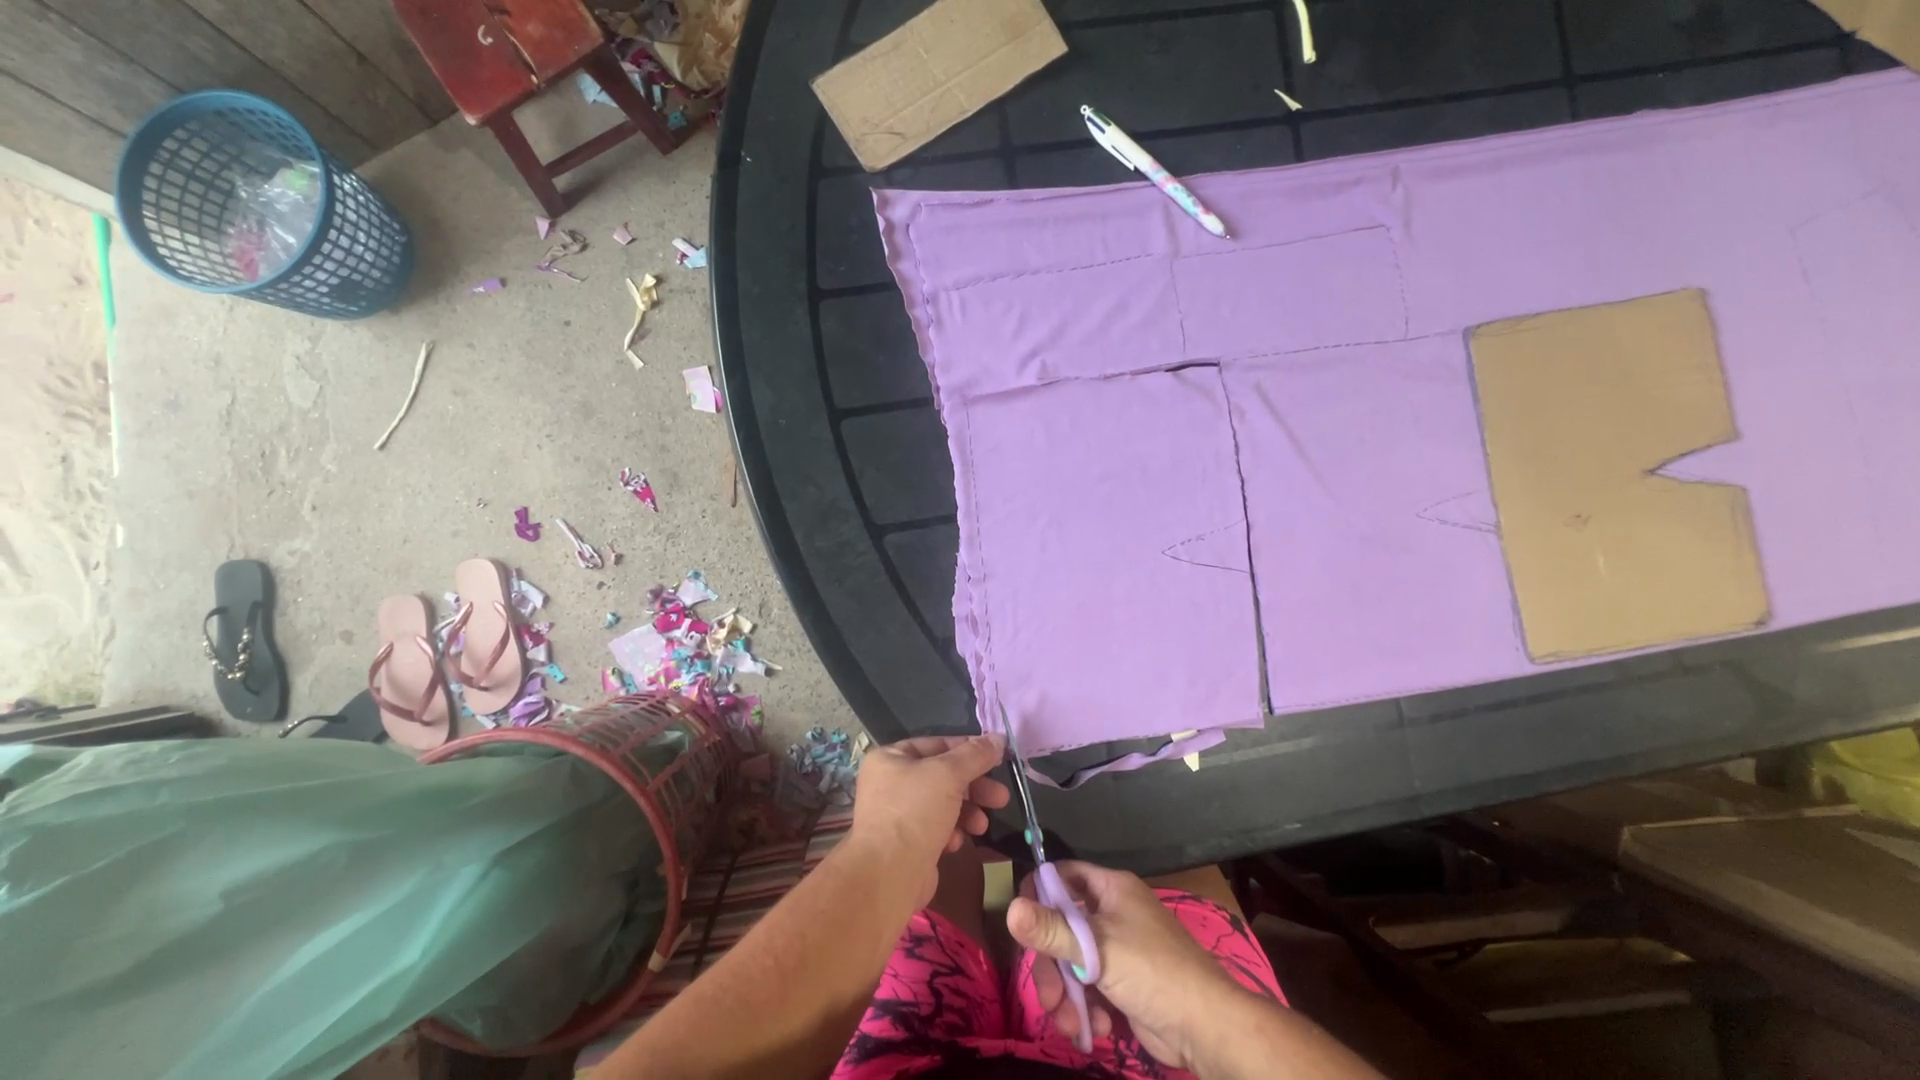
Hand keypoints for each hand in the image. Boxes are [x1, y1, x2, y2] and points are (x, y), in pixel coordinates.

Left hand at [850, 735, 1009, 901]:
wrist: (889, 875)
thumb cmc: (915, 813)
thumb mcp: (949, 775)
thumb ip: (975, 755)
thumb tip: (998, 738)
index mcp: (891, 758)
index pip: (936, 744)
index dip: (968, 749)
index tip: (998, 758)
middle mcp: (891, 783)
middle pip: (943, 776)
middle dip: (975, 787)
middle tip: (1001, 797)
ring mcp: (898, 815)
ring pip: (943, 804)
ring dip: (967, 812)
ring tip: (981, 826)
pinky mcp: (908, 843)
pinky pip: (937, 829)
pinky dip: (951, 833)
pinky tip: (956, 843)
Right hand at [1008, 861, 1249, 1068]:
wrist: (1205, 1026)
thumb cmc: (1152, 970)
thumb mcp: (1096, 947)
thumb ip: (1050, 929)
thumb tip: (1009, 908)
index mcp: (1111, 888)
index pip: (1062, 876)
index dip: (1038, 894)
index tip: (1023, 924)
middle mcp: (1113, 912)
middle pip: (1060, 928)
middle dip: (1051, 966)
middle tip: (1048, 995)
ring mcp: (1118, 949)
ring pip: (1071, 963)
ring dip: (1066, 995)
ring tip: (1071, 1022)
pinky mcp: (1122, 983)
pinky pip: (1088, 988)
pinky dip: (1086, 1008)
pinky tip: (1096, 1028)